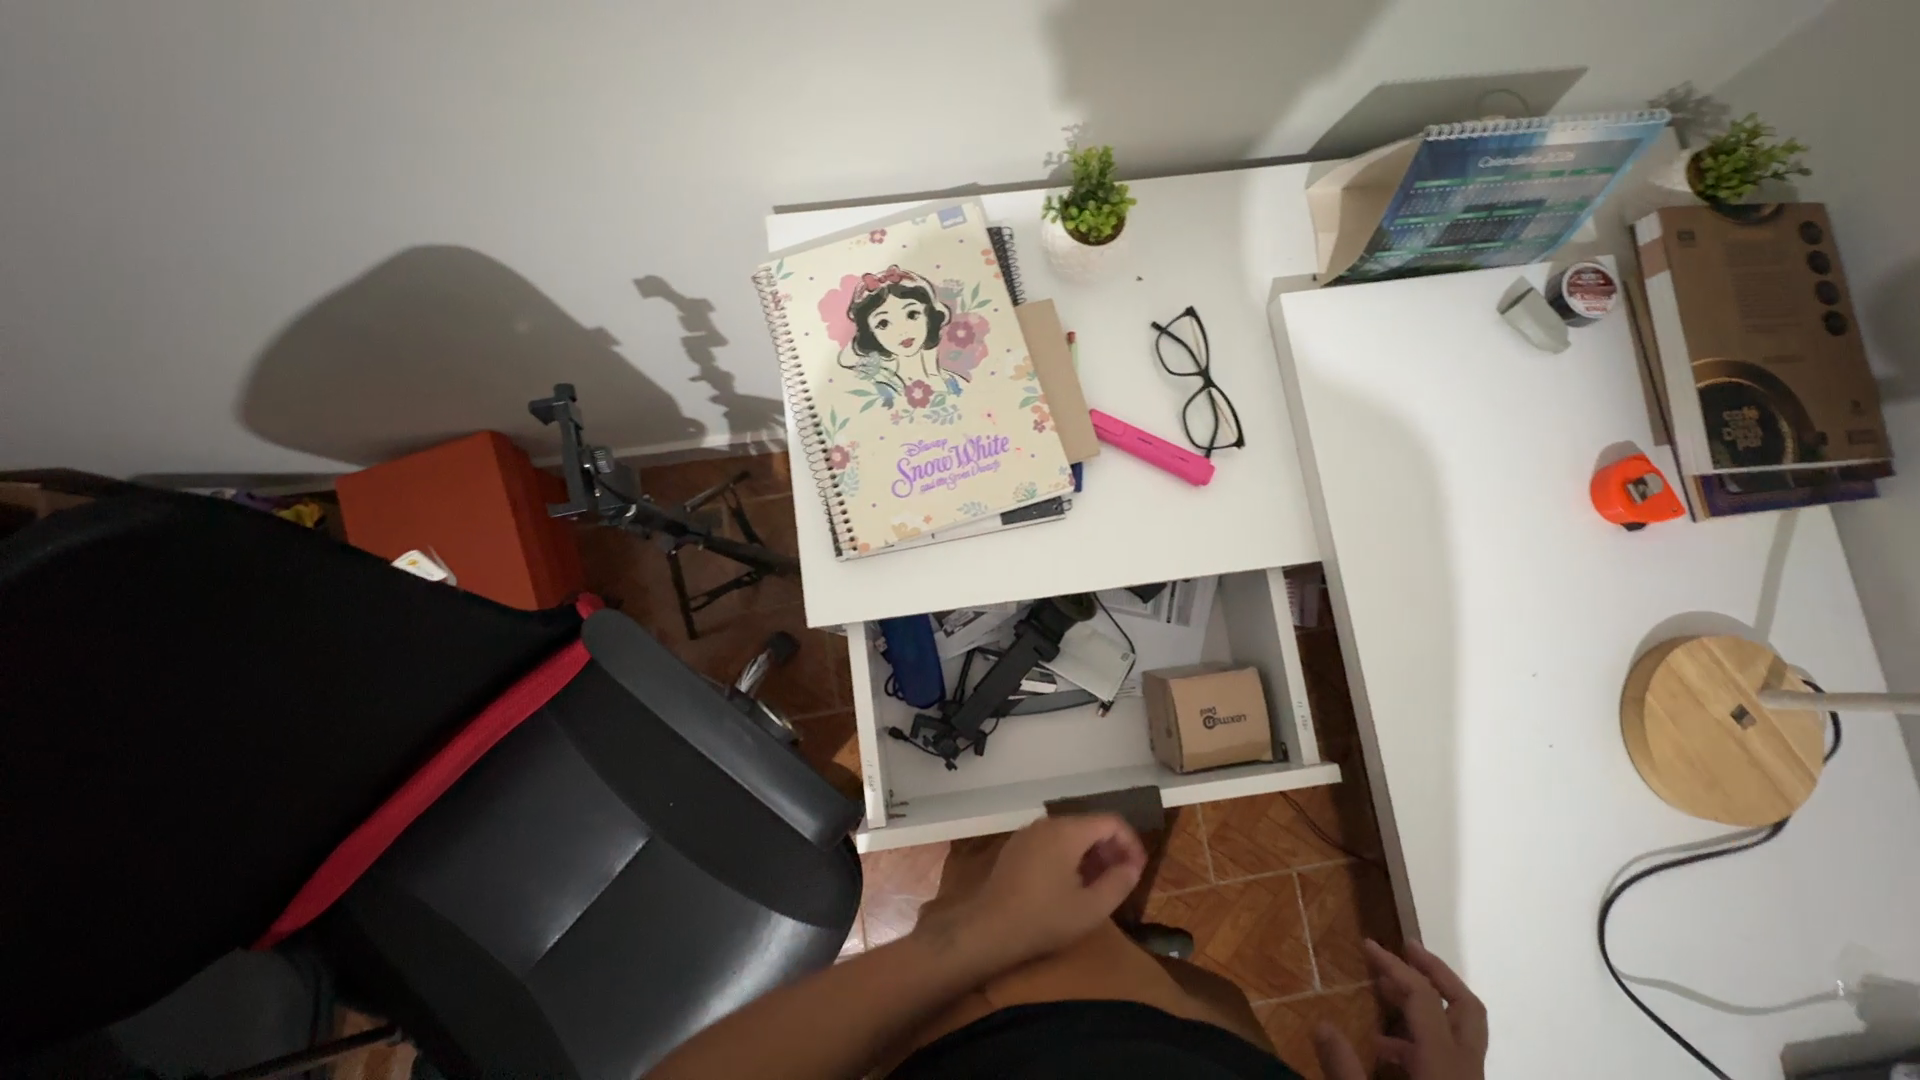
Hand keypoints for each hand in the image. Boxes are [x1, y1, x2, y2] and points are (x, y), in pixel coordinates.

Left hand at [922, 815, 1145, 969]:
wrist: (989, 928)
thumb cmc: (1044, 918)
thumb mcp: (1092, 908)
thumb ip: (1119, 882)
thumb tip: (1132, 866)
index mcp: (1067, 831)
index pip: (1111, 822)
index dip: (1131, 843)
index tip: (1138, 871)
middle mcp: (1047, 823)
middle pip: (1090, 825)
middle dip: (1111, 849)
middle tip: (1123, 879)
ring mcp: (1028, 833)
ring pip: (1070, 834)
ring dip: (1091, 854)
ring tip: (1100, 884)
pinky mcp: (1016, 847)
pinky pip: (1051, 842)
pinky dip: (1069, 856)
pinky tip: (1071, 885)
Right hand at [1315, 939, 1486, 1079]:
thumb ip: (1345, 1068)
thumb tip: (1320, 1025)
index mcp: (1444, 1061)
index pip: (1423, 997)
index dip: (1394, 966)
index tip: (1367, 945)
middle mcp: (1466, 1066)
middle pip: (1466, 1005)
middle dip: (1436, 971)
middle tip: (1407, 948)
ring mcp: (1467, 1079)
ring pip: (1463, 1028)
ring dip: (1430, 1002)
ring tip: (1387, 991)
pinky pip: (1451, 1052)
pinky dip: (1425, 1035)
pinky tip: (1387, 1046)